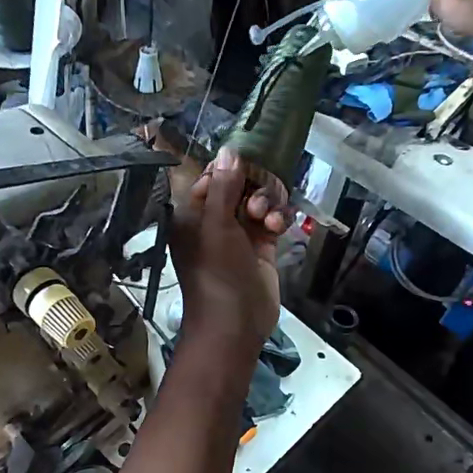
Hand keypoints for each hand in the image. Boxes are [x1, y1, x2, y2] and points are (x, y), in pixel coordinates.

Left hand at [170, 148, 287, 353]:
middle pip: (239, 186)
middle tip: (256, 206)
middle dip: (254, 188)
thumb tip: (229, 150)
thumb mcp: (216, 226)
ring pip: (259, 201)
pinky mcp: (262, 247)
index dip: (230, 171)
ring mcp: (239, 234)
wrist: (235, 322)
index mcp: (191, 214)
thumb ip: (224, 187)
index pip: (211, 178)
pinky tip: (280, 227)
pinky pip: (273, 219)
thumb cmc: (216, 272)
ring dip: (268, 203)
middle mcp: (213, 221)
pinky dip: (279, 218)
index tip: (247, 169)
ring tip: (269, 221)